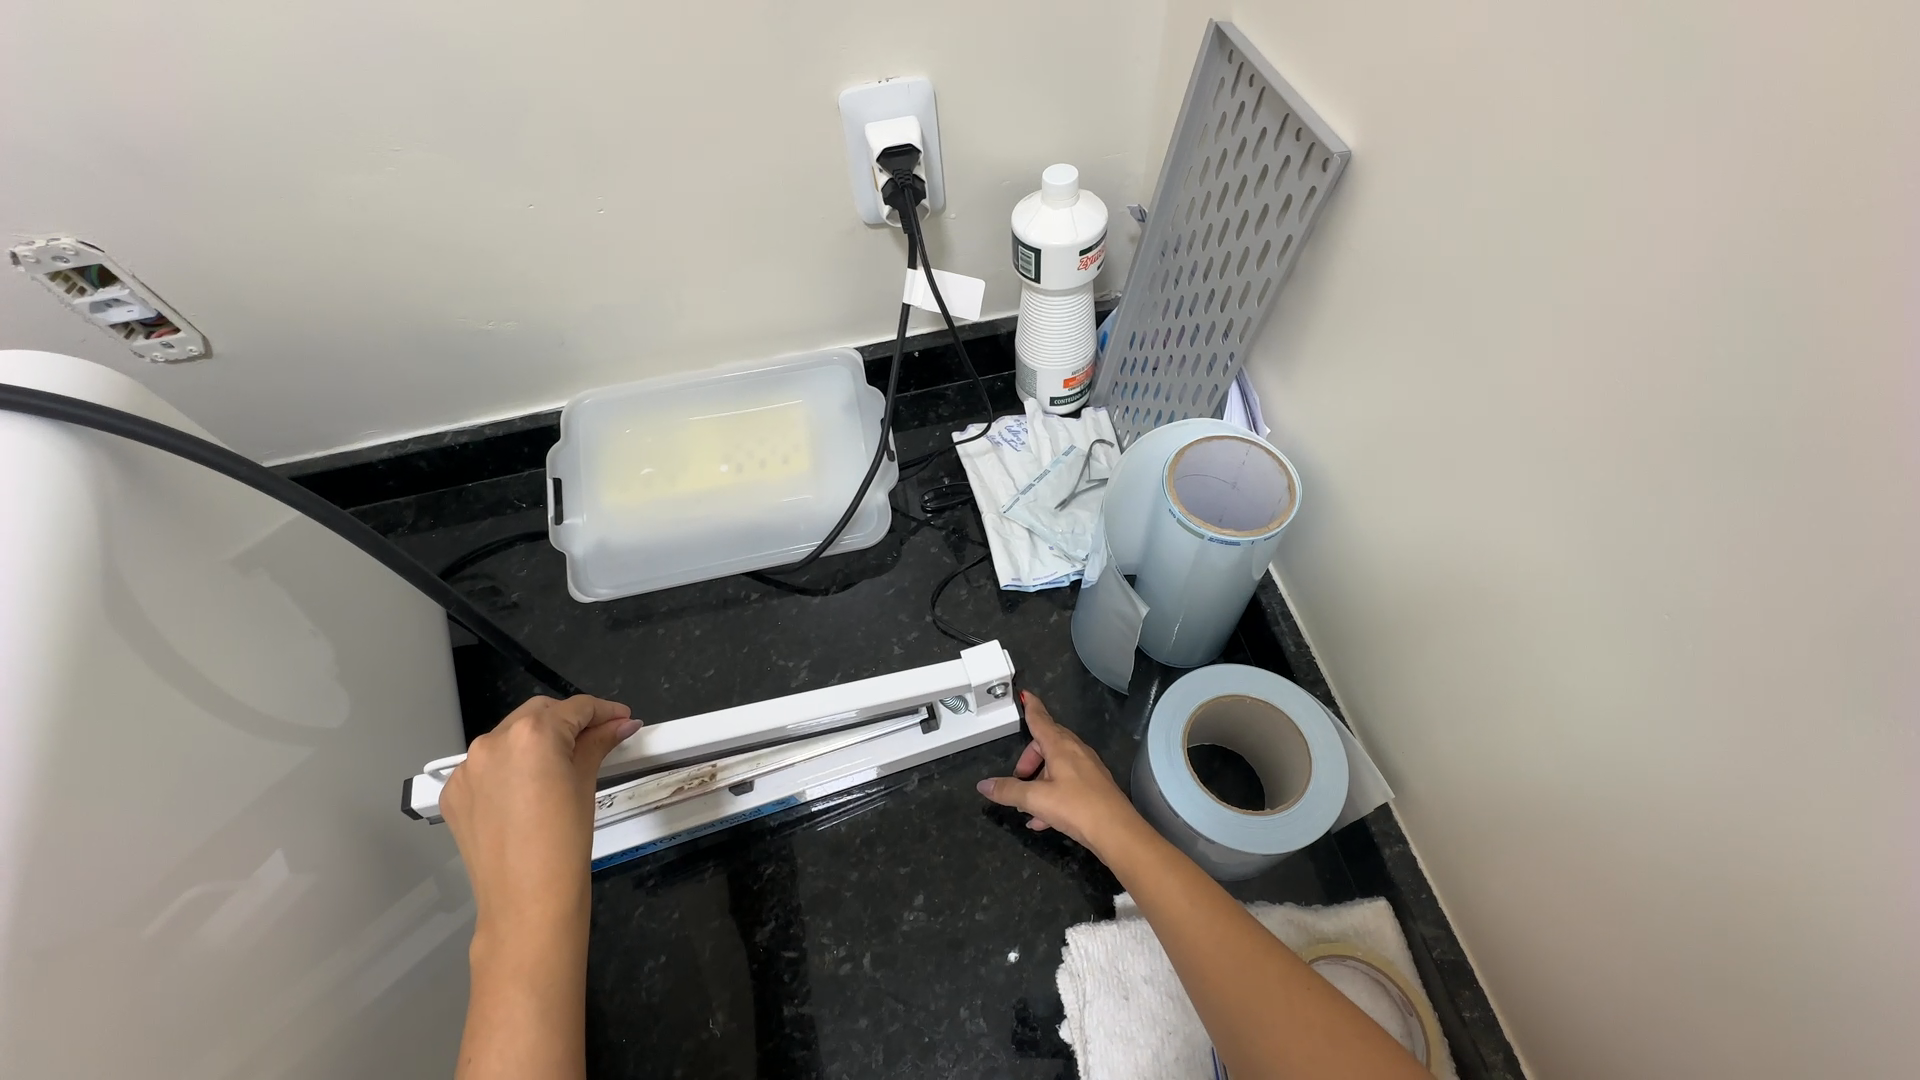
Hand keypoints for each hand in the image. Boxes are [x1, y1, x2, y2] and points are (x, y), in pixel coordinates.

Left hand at [440, 695, 640, 942]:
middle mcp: (492, 741)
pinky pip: (488, 764)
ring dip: (538, 740)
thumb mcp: (586, 782)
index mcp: (532, 734)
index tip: (622, 720)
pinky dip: (511, 766)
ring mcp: (467, 768)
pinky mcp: (454, 792)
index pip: (576, 707)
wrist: (526, 898)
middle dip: (570, 720)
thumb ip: (600, 743)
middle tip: (599, 736)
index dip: (605, 711)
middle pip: (539, 713)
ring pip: (510, 736)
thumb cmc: (566, 839)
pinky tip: (530, 787)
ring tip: (564, 761)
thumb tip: (621, 724)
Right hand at [975, 691, 1147, 855]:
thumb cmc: (1076, 807)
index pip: (1041, 720)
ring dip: (1039, 780)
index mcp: (1060, 746)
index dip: (1031, 707)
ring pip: (1057, 765)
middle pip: (1046, 744)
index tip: (1025, 694)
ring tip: (1026, 806)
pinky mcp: (1094, 785)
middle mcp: (1075, 751)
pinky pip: (1067, 781)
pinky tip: (1042, 820)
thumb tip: (983, 785)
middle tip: (1017, 779)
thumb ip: (1009, 791)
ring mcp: (1088, 768)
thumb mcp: (1036, 799)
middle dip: (1029, 759)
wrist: (1117, 831)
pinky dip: (1052, 793)